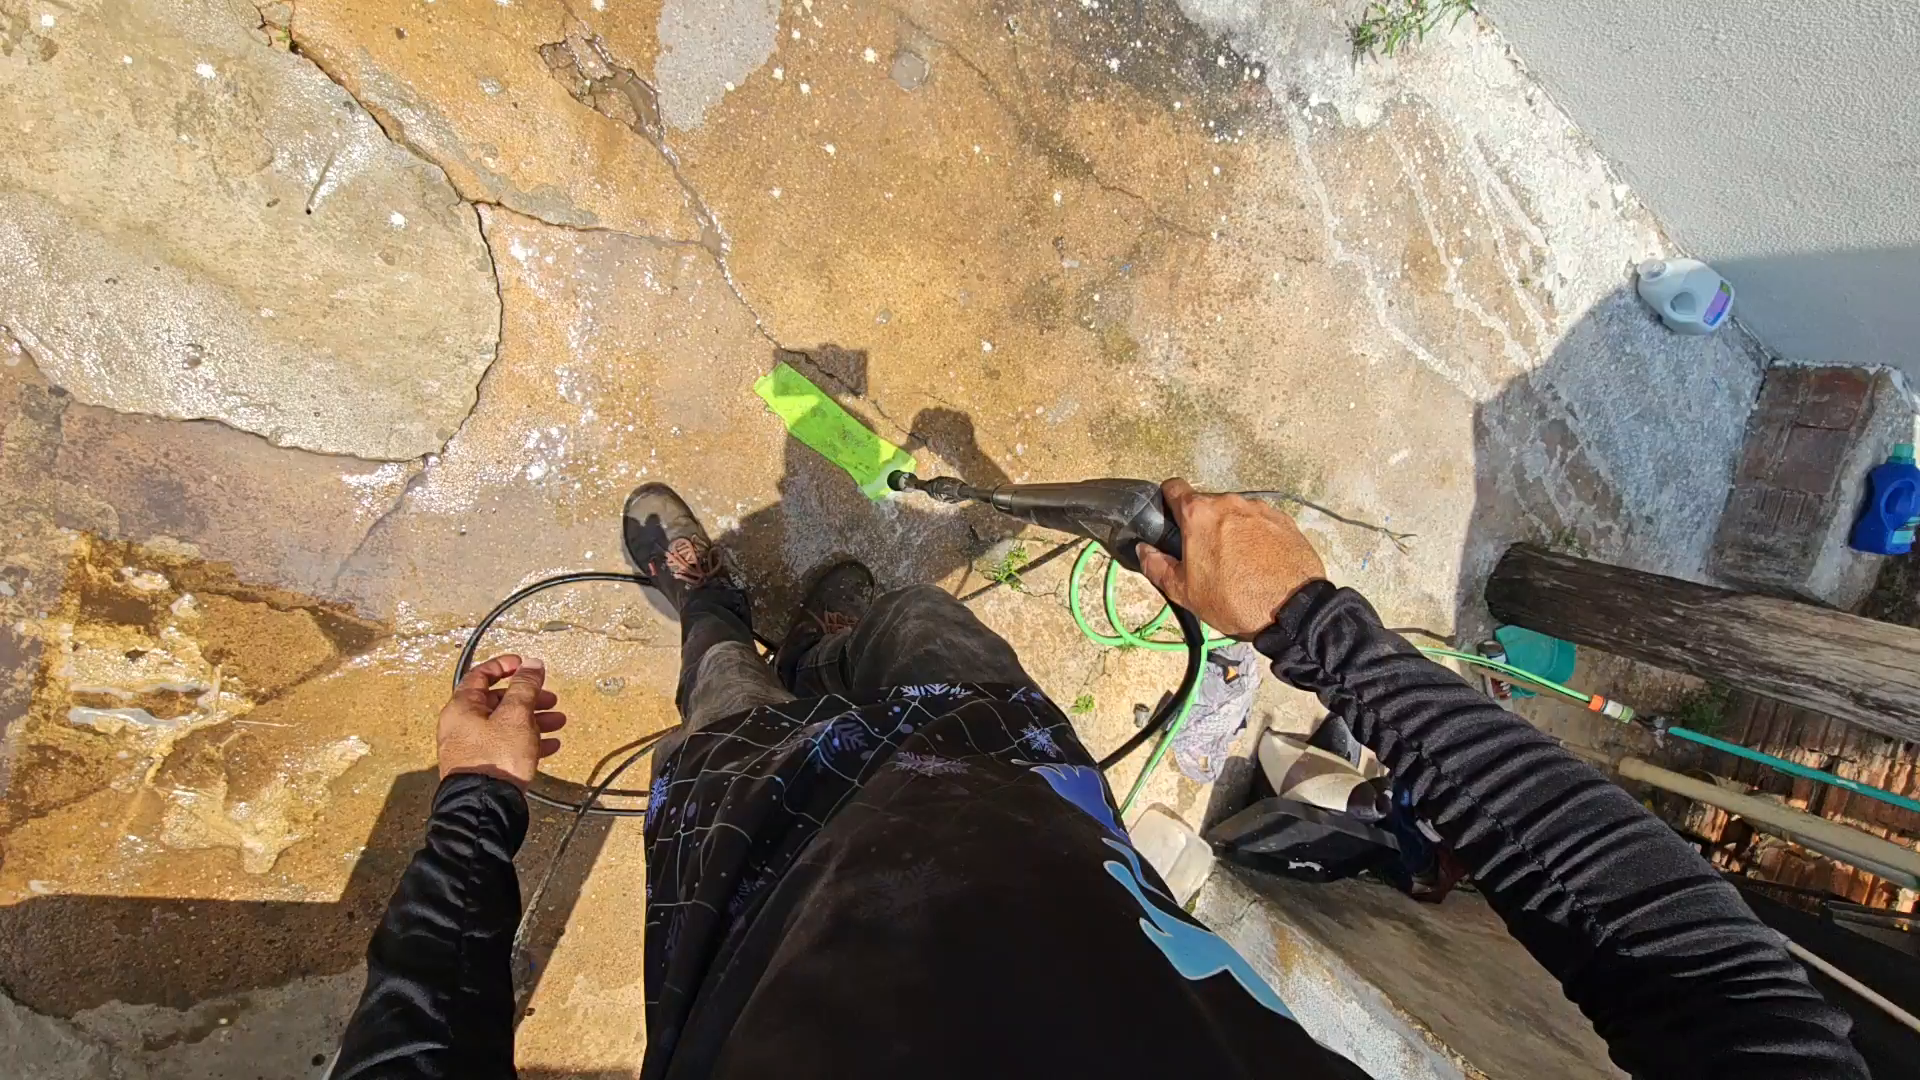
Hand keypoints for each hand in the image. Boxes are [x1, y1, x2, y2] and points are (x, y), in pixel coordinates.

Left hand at [437, 654, 566, 788]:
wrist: (485, 805)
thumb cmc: (497, 755)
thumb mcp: (516, 715)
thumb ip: (525, 687)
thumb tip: (531, 663)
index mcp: (463, 708)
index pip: (481, 676)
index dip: (505, 665)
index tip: (526, 664)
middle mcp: (463, 725)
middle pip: (499, 701)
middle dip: (530, 698)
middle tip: (550, 698)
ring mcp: (473, 746)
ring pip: (508, 723)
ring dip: (535, 719)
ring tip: (558, 722)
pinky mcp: (485, 764)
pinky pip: (509, 744)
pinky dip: (530, 740)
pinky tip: (551, 745)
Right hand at [1136, 478, 1325, 638]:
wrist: (1291, 610)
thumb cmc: (1235, 599)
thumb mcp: (1183, 591)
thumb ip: (1157, 566)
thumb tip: (1145, 552)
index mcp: (1199, 515)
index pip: (1174, 488)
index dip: (1168, 501)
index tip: (1170, 517)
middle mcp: (1229, 503)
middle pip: (1206, 504)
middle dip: (1201, 524)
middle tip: (1203, 553)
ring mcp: (1259, 509)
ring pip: (1234, 513)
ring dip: (1229, 529)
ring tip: (1234, 561)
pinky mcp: (1283, 520)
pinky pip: (1260, 522)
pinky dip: (1254, 536)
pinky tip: (1256, 561)